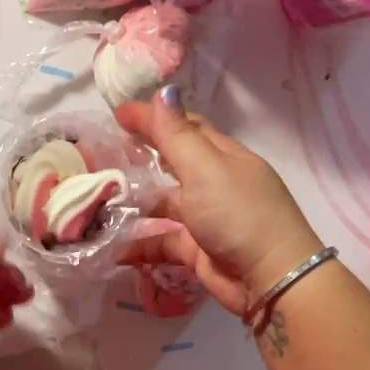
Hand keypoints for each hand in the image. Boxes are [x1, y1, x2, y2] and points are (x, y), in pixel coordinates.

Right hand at [114, 92, 324, 314]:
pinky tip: (115, 249)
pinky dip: (141, 246)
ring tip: (101, 203)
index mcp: (222, 155)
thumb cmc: (238, 215)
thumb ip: (178, 136)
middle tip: (102, 155)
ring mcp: (206, 219)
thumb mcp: (205, 169)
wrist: (268, 278)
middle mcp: (214, 183)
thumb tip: (163, 91)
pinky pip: (163, 243)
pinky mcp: (197, 251)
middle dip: (142, 157)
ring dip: (136, 204)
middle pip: (174, 164)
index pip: (185, 127)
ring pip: (165, 204)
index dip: (154, 118)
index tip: (117, 114)